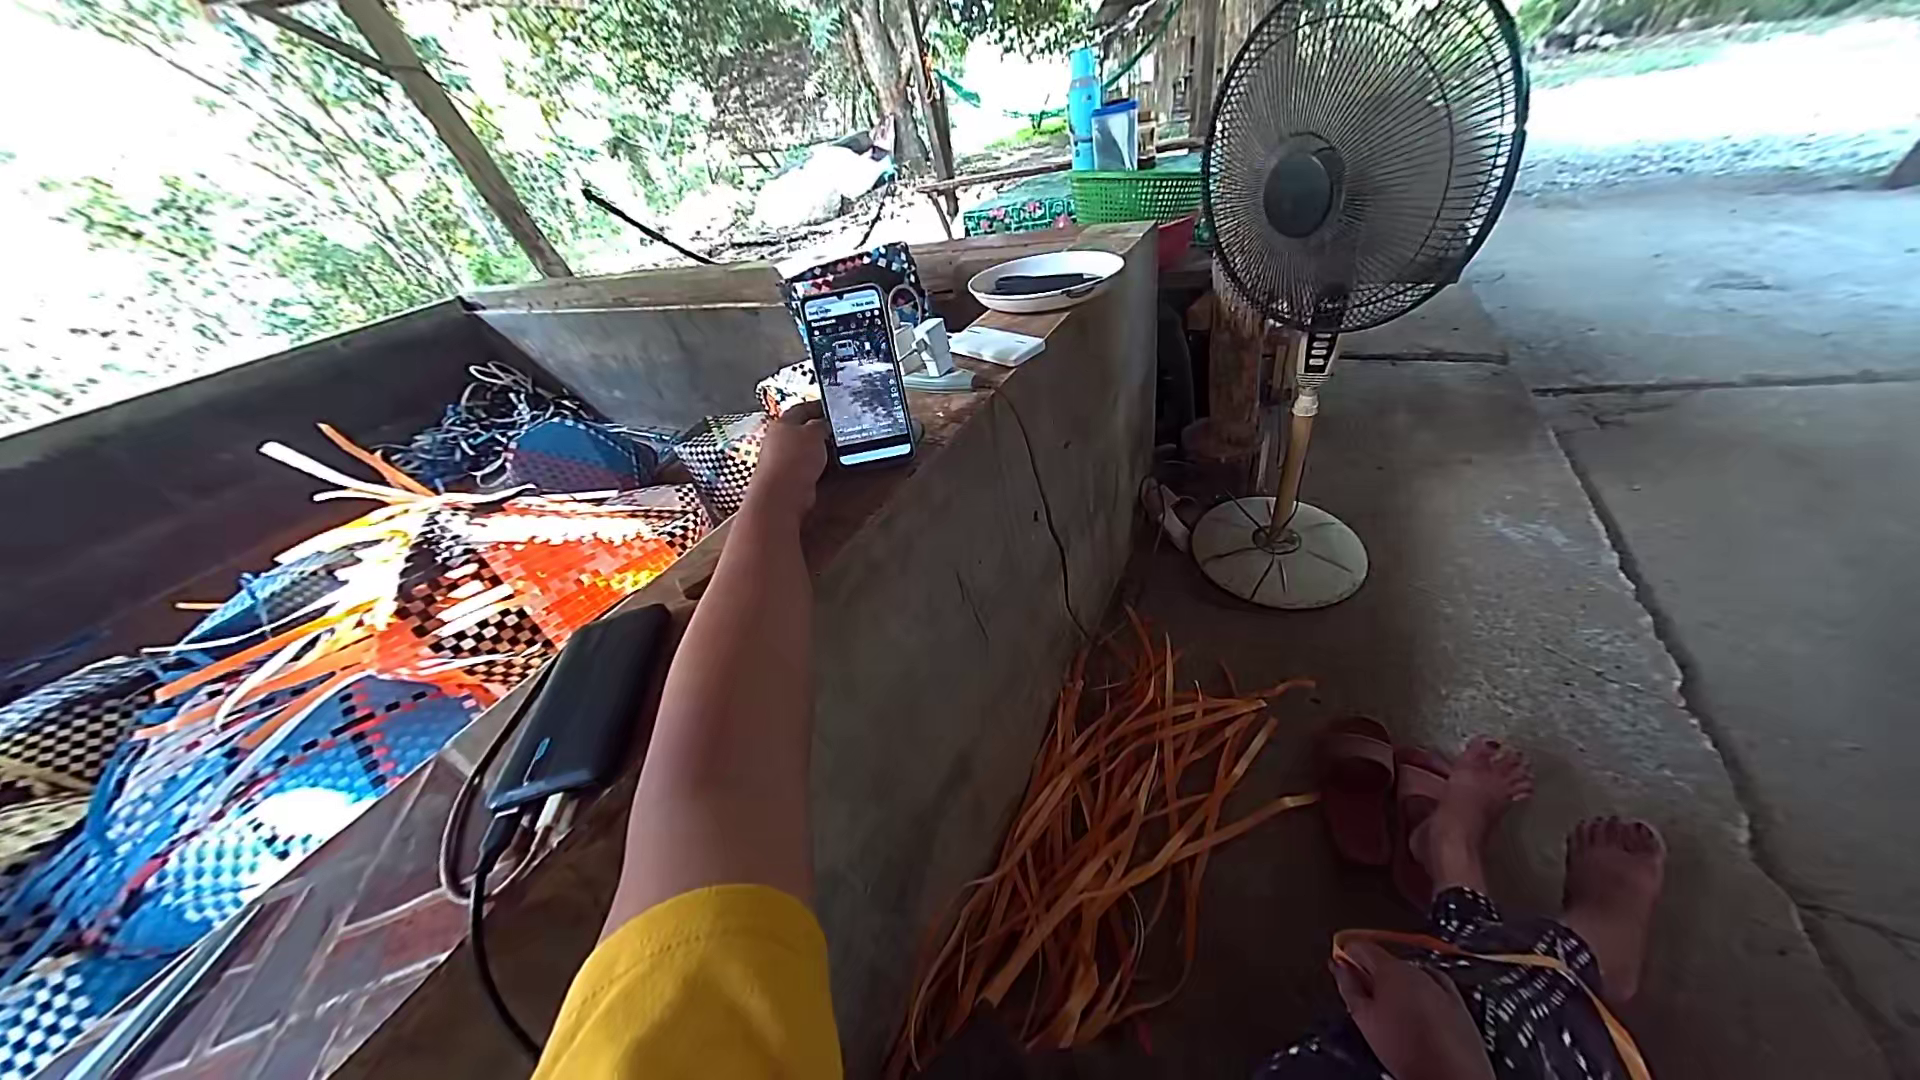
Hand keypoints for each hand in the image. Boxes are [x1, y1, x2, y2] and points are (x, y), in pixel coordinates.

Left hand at [746, 401, 827, 520]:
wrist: (783, 494)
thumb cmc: (794, 459)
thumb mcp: (814, 433)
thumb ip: (821, 424)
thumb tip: (825, 423)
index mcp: (782, 423)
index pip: (802, 409)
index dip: (818, 406)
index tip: (832, 407)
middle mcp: (779, 440)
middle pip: (802, 429)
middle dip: (820, 429)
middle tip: (838, 429)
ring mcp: (782, 460)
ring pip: (805, 449)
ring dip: (820, 449)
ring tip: (837, 449)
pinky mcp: (788, 478)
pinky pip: (807, 466)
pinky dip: (818, 464)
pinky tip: (828, 467)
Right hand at [1332, 941, 1494, 1079]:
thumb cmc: (1408, 1054)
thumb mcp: (1363, 1017)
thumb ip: (1346, 985)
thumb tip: (1339, 967)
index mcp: (1391, 968)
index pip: (1360, 946)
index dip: (1346, 955)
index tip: (1341, 965)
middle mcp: (1418, 971)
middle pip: (1385, 961)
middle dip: (1372, 974)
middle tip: (1363, 995)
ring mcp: (1441, 988)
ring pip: (1409, 976)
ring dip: (1397, 986)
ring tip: (1391, 1012)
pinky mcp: (1460, 1008)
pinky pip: (1435, 989)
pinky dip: (1423, 994)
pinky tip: (1418, 1012)